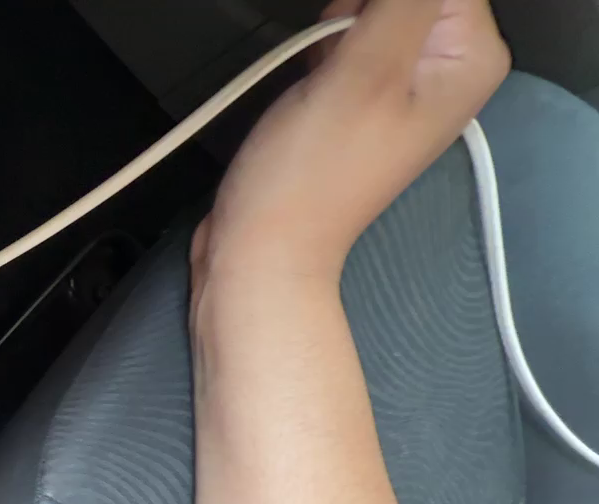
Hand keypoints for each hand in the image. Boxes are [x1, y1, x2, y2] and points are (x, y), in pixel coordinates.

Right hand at [197, 0, 508, 284]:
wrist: (256, 256)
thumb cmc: (304, 177)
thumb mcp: (360, 72)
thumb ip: (400, 2)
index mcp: (468, 61)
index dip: (375, 1)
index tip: (336, 41)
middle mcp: (442, 77)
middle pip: (404, 3)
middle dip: (350, 22)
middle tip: (319, 74)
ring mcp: (393, 102)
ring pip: (366, 32)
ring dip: (324, 49)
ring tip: (304, 95)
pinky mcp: (349, 121)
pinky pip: (341, 67)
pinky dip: (313, 72)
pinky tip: (297, 104)